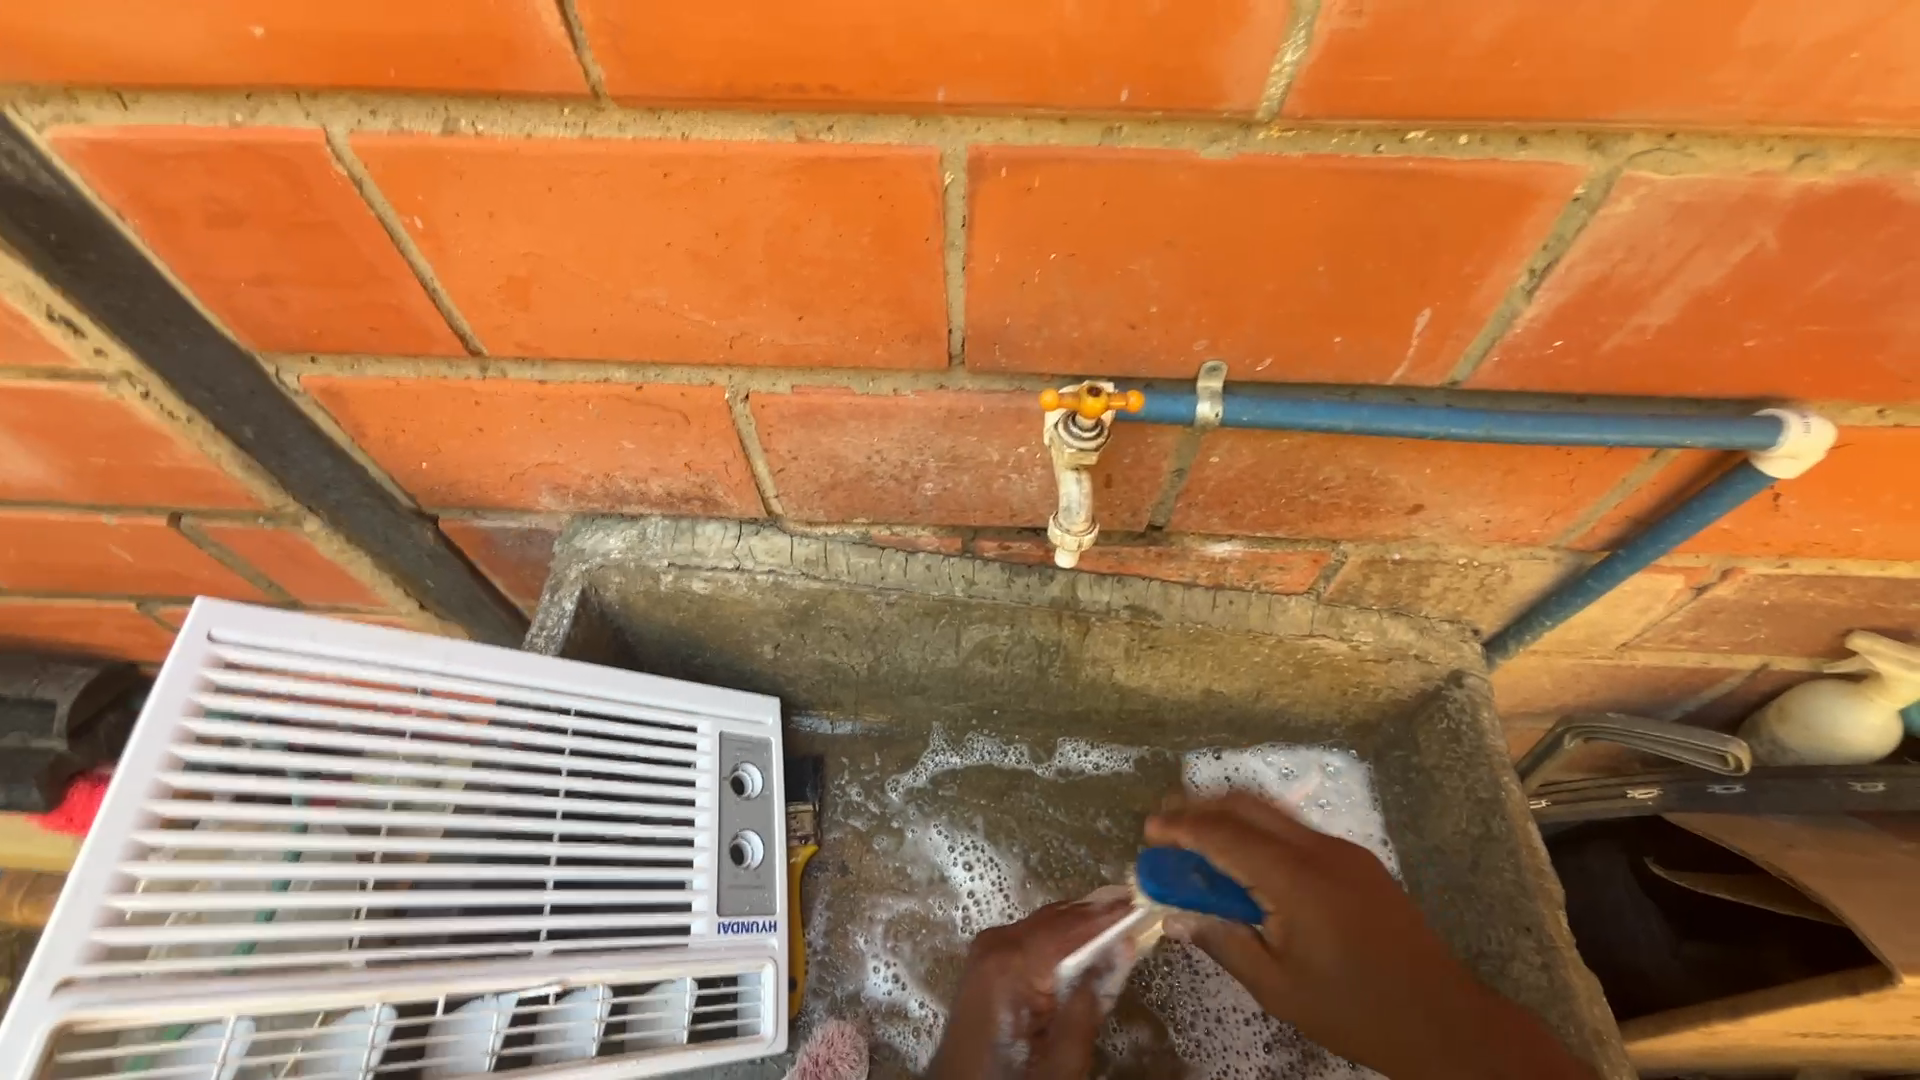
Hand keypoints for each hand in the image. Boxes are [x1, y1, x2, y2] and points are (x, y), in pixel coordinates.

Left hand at [927, 895, 1132, 1079]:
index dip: (1106, 917)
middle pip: (1056, 920)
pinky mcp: (988, 957)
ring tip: (1117, 917)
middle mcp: (995, 944)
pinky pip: (1031, 936)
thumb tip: (1120, 949)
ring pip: (1044, 924)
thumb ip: (1089, 1005)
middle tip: (1134, 906)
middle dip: (1096, 914)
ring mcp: (987, 948)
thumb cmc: (1013, 1079)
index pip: (1068, 929)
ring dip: (1080, 923)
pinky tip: (1084, 938)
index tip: (1138, 905)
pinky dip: (1061, 935)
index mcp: (1010, 964)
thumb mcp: (1060, 1062)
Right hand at [1147, 794, 1597, 1079]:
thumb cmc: (1357, 1010)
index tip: (1149, 829)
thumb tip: (1177, 916)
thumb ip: (1224, 942)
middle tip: (1167, 824)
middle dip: (1200, 806)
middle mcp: (1318, 848)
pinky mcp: (1356, 860)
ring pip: (1272, 811)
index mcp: (1296, 878)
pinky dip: (1258, 830)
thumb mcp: (1279, 988)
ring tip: (1198, 834)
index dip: (1182, 827)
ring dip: (1229, 813)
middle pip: (1246, 805)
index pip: (1224, 834)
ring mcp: (1342, 849)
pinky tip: (1246, 859)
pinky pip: (1293, 829)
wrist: (1449, 1023)